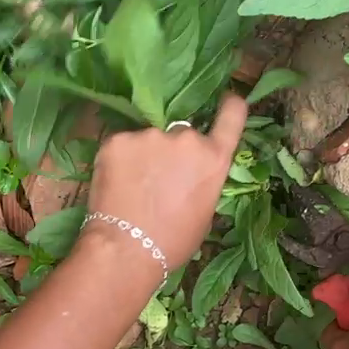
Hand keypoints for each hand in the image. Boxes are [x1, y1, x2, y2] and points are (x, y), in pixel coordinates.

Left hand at [81, 93, 246, 272]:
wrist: (127, 249)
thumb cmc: (173, 242)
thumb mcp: (204, 212)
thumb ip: (203, 180)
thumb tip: (191, 174)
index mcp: (213, 159)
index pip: (231, 116)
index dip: (229, 106)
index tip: (226, 99)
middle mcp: (185, 138)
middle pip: (182, 134)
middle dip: (174, 151)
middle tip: (159, 180)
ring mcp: (149, 135)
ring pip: (149, 140)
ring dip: (145, 156)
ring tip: (134, 188)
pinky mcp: (118, 140)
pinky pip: (123, 145)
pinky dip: (120, 161)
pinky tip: (117, 184)